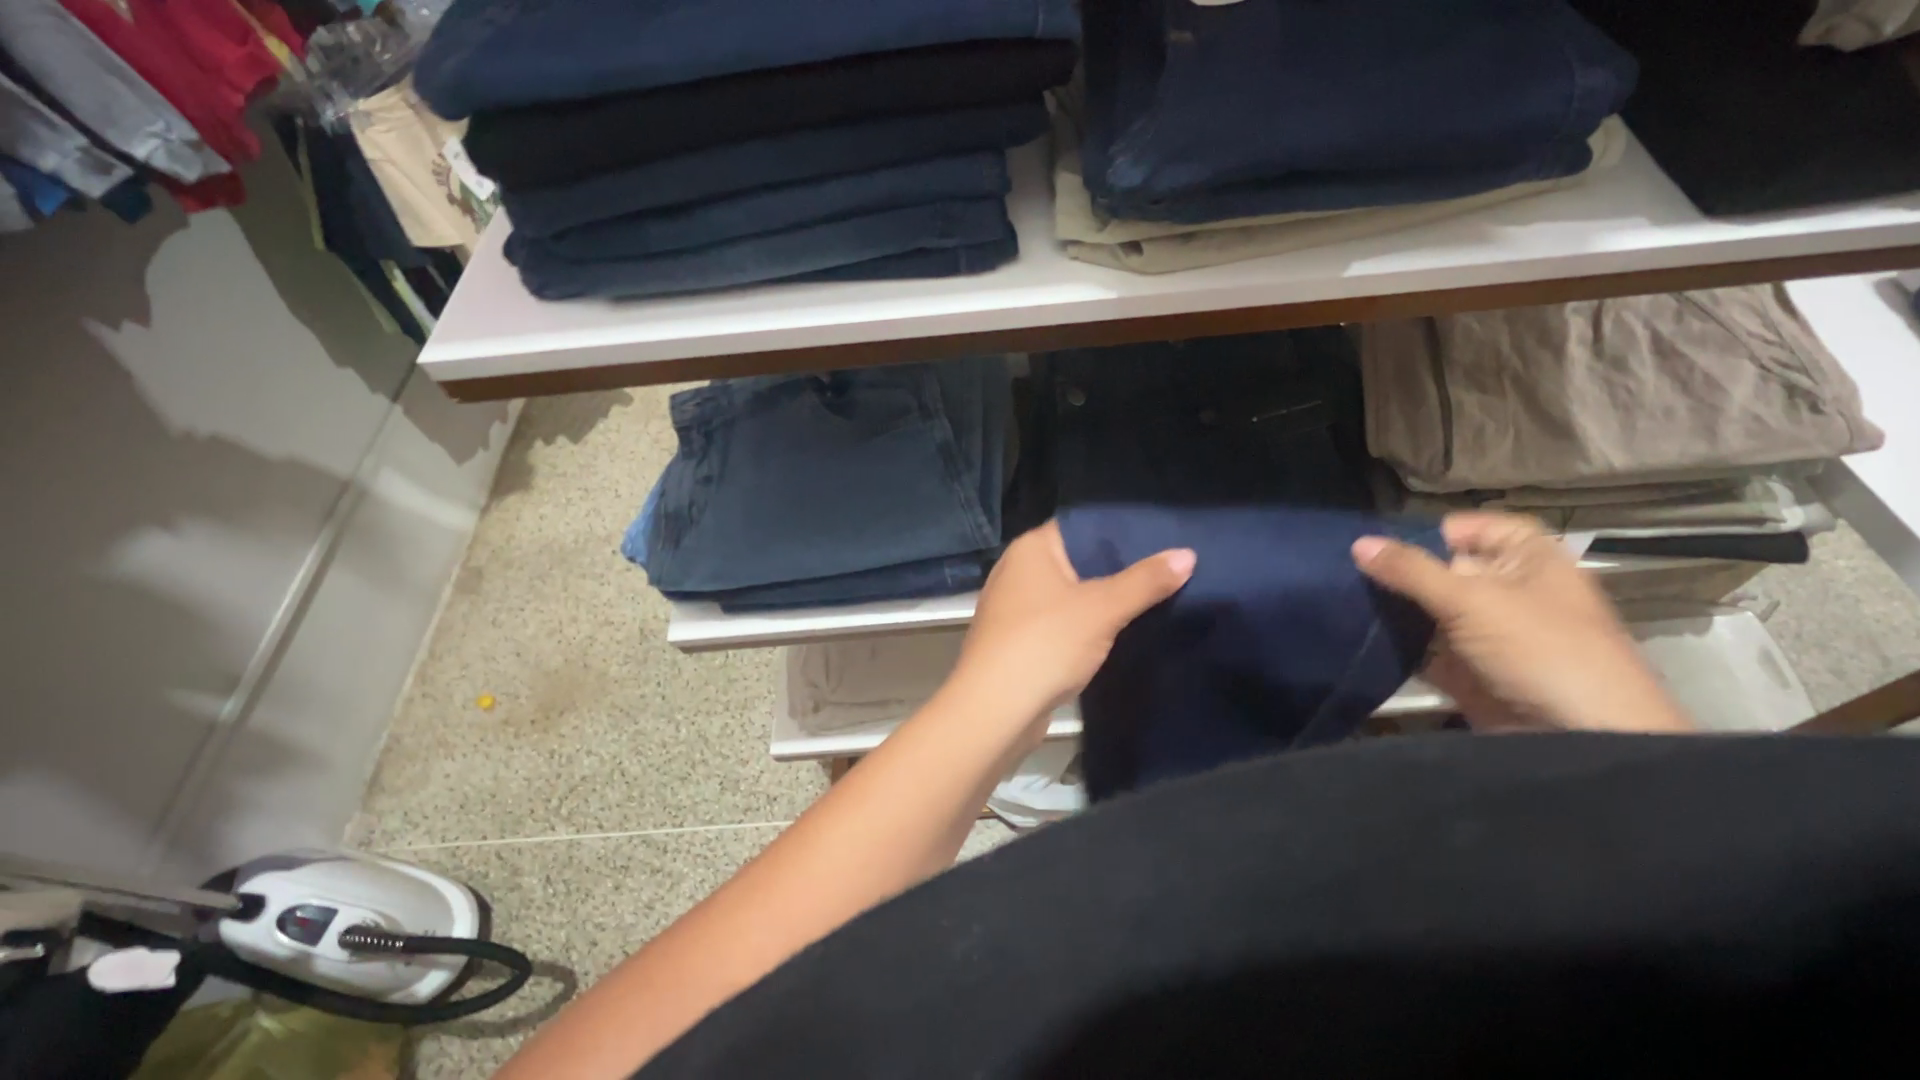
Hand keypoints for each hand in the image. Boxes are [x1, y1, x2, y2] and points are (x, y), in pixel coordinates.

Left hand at [942, 521, 1195, 740]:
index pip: (1081, 526)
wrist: (995, 710)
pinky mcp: (1017, 643)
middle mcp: (1017, 571)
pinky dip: (1085, 628)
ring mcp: (1013, 609)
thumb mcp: (1103, 609)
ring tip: (1153, 600)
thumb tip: (1188, 554)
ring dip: (1102, 602)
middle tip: (1168, 571)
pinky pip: (1059, 625)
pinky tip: (1117, 635)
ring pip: (1069, 596)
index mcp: (1031, 549)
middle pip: (1076, 561)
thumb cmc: (1045, 644)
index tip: (1162, 539)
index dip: (1120, 531)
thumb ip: (1145, 581)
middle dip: (1117, 569)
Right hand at [1352, 512, 1691, 733]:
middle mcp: (1509, 593)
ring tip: (1341, 604)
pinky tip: (1358, 642)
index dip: (1434, 533)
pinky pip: (1426, 654)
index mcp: (1528, 560)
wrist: (1582, 739)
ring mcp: (1488, 637)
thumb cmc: (1540, 650)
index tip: (1384, 545)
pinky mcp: (1470, 674)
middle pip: (1445, 571)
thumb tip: (1358, 542)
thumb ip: (1411, 571)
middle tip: (1342, 574)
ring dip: (1395, 612)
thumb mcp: (1473, 600)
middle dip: (1400, 573)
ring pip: (1431, 613)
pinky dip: (1398, 649)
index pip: (1477, 529)